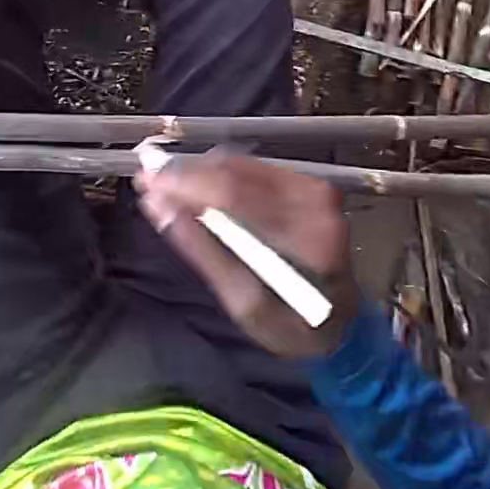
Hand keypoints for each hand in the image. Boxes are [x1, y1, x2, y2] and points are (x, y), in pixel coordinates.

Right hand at [136, 152, 358, 357]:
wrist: (343, 322)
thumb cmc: (292, 324)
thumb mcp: (244, 305)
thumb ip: (202, 251)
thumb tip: (157, 206)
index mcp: (306, 240)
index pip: (232, 195)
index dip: (184, 184)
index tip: (147, 183)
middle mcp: (316, 204)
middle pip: (233, 172)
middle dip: (183, 173)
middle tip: (147, 178)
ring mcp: (315, 188)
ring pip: (239, 164)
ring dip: (197, 171)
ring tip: (165, 182)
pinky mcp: (308, 182)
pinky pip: (251, 166)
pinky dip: (218, 172)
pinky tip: (197, 185)